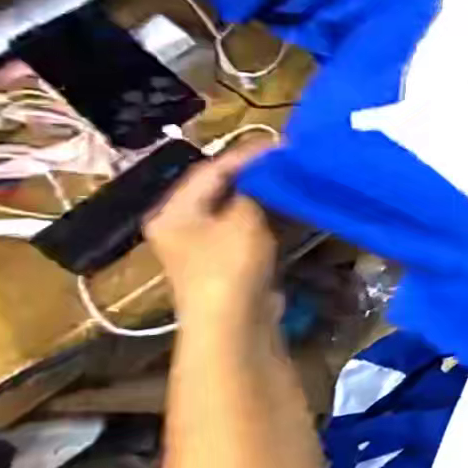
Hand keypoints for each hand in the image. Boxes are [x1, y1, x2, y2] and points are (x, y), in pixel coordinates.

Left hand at [143, 141, 279, 331]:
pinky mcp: (227, 260)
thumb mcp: (243, 219)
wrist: (231, 323)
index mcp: (173, 211)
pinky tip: (291, 207)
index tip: (281, 144)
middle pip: (221, 187)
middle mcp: (182, 224)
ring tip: (294, 178)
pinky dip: (268, 215)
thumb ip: (253, 190)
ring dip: (264, 194)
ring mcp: (204, 244)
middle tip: (289, 159)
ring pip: (237, 207)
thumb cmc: (228, 266)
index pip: (210, 170)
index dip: (246, 154)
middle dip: (256, 173)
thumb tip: (268, 171)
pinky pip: (248, 226)